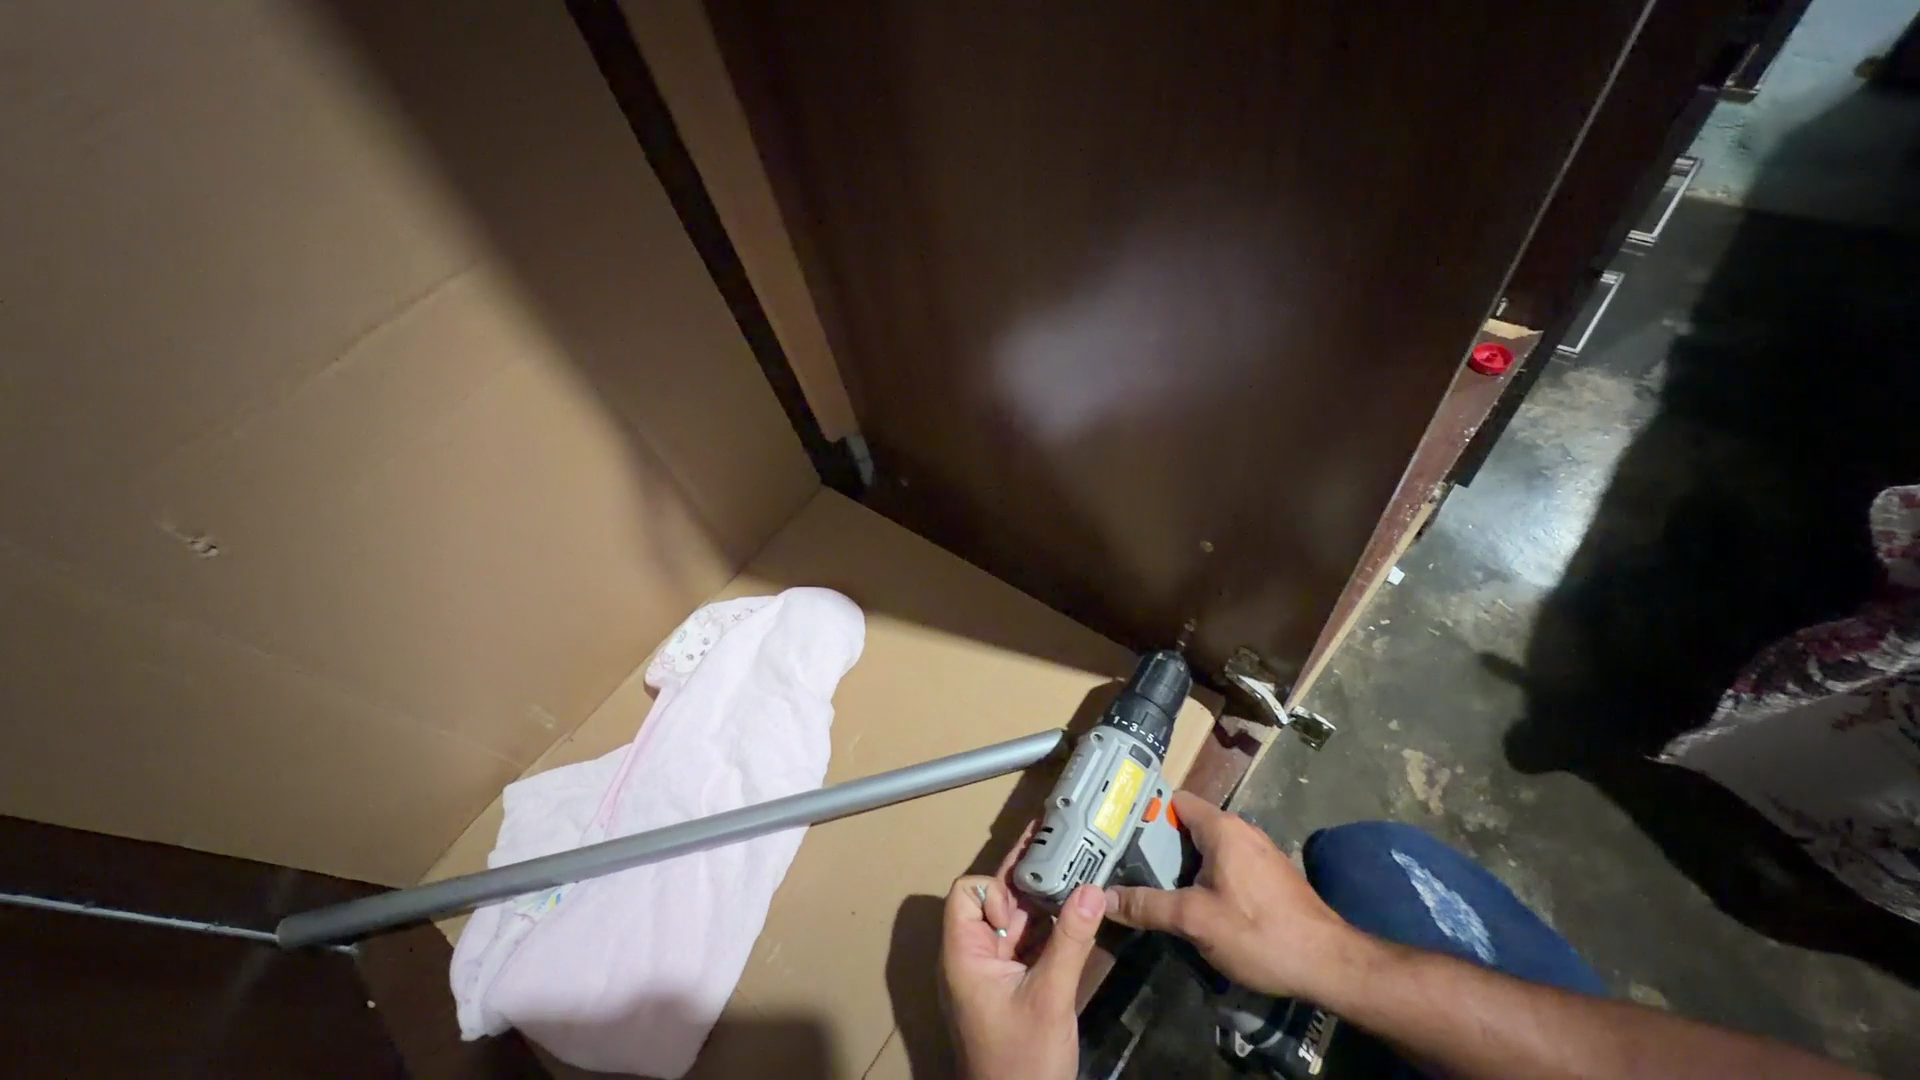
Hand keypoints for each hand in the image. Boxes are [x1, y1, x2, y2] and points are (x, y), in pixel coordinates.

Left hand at [940, 861, 1104, 1079]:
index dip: (995, 889)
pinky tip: (1075, 908)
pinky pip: (1029, 942)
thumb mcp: (1049, 998)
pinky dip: (1049, 925)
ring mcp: (995, 970)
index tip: (1025, 907)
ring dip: (1042, 899)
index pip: (967, 893)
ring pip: (1015, 919)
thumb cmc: (1022, 1060)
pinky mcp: (1014, 983)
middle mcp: (975, 955)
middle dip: (1026, 878)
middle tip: (1059, 840)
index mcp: (964, 954)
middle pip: (995, 900)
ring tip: (1074, 864)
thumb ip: (1070, 941)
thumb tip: (1092, 888)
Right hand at [1104, 791, 1355, 999]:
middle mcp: (1240, 830)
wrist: (1331, 965)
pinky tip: (1189, 903)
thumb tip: (1104, 898)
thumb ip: (1149, 905)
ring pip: (1204, 848)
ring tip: (1147, 885)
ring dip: (1178, 865)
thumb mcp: (1196, 920)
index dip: (1142, 813)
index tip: (1113, 832)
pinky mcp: (1267, 876)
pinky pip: (1223, 864)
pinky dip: (1201, 876)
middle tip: (1122, 864)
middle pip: (1185, 825)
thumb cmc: (1261, 932)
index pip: (1172, 801)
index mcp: (1222, 828)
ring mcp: (1257, 852)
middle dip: (1155, 845)